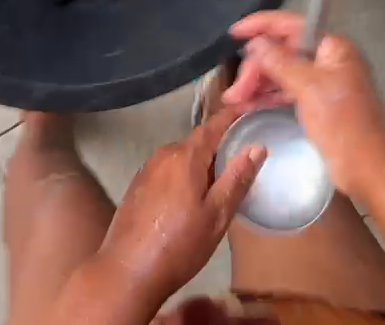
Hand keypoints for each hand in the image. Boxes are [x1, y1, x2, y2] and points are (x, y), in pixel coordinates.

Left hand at [97, 108, 266, 303]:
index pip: (213, 125)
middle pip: (197, 142)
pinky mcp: (138, 185)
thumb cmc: (179, 245)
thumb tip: (257, 146)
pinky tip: (188, 200)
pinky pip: (168, 170)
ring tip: (218, 185)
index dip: (232, 117)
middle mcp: (164, 154)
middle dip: (218, 147)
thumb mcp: (216, 216)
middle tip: (240, 162)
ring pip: (182, 157)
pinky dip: (183, 175)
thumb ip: (237, 179)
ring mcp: (147, 168)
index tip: (249, 111)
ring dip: (200, 164)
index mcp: (185, 156)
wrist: (127, 272)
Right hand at [221, 11, 384, 199]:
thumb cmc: (343, 123)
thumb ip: (279, 61)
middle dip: (256, 67)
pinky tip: (246, 104)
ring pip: (281, 72)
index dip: (261, 25)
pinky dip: (267, 95)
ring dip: (257, 83)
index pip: (290, 25)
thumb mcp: (308, 87)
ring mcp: (321, 82)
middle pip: (282, 51)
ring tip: (233, 100)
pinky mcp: (316, 103)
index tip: (234, 32)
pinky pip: (285, 90)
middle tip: (234, 90)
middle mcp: (327, 58)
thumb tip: (255, 42)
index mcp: (332, 46)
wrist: (368, 169)